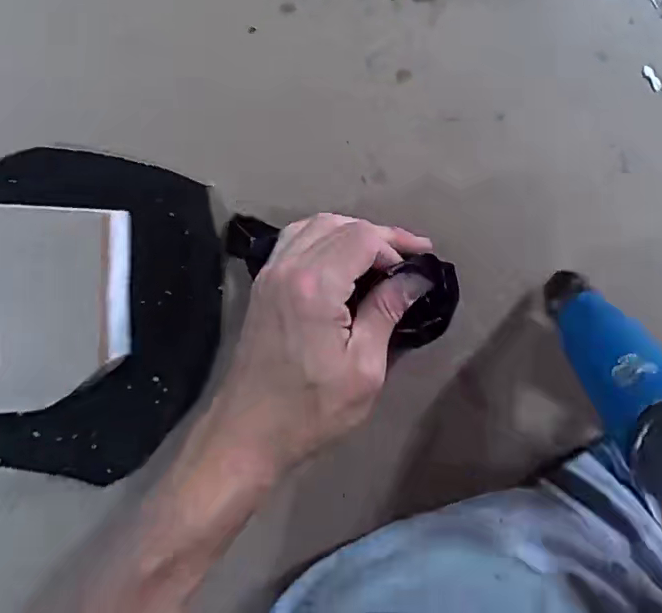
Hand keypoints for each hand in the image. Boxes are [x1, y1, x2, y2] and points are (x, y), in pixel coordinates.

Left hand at [206, 213, 435, 473]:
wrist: (244, 437)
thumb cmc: (310, 410)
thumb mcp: (363, 369)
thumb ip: (387, 312)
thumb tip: (416, 278)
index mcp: (314, 286)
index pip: (364, 238)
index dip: (396, 247)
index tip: (416, 273)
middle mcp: (289, 267)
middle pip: (344, 225)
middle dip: (382, 236)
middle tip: (412, 256)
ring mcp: (271, 271)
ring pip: (319, 224)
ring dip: (354, 231)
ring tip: (382, 254)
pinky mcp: (264, 282)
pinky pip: (298, 237)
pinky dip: (326, 235)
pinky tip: (342, 255)